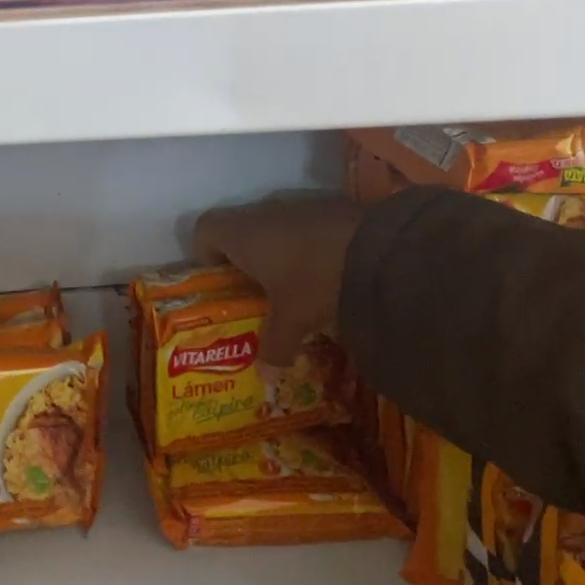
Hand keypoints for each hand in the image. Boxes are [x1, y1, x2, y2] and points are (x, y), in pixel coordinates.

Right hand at [195, 195, 366, 366]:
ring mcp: (299, 204)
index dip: (206, 253)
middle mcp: (264, 212)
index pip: (204, 230)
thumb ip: (274, 347)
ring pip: (275, 225)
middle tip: (259, 290)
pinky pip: (306, 224)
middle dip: (245, 257)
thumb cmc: (316, 281)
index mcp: (243, 234)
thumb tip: (264, 379)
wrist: (379, 249)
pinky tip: (328, 269)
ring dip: (278, 249)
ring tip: (297, 283)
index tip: (222, 279)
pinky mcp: (330, 205)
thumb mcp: (293, 320)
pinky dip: (309, 243)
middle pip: (240, 228)